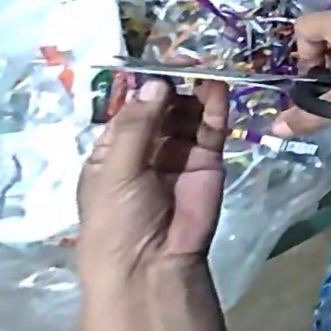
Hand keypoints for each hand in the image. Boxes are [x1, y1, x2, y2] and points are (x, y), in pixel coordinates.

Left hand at [77, 76, 228, 288]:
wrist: (152, 264)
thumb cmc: (117, 221)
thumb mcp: (115, 172)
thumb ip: (137, 126)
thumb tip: (156, 83)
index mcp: (112, 153)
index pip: (128, 112)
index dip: (142, 91)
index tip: (157, 67)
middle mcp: (146, 150)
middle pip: (161, 109)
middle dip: (172, 89)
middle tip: (186, 65)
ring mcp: (178, 154)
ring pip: (188, 116)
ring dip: (195, 95)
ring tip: (205, 73)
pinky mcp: (208, 160)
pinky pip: (211, 130)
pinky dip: (215, 109)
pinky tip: (218, 90)